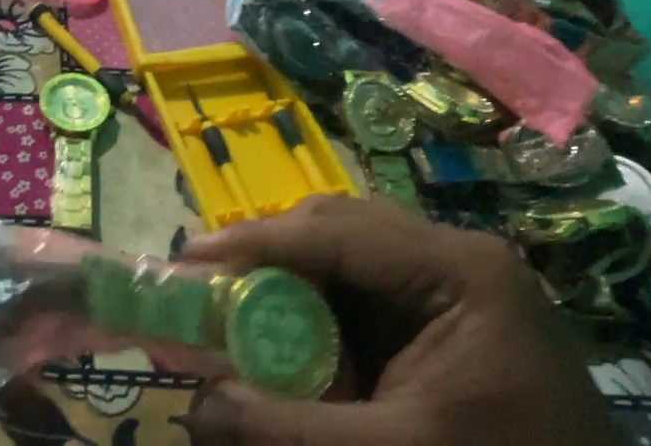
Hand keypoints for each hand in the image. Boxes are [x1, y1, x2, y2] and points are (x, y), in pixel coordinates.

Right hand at [180, 195, 621, 445]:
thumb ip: (291, 430)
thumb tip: (195, 407)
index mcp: (461, 270)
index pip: (336, 230)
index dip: (256, 240)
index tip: (189, 256)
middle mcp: (458, 254)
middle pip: (338, 226)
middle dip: (270, 255)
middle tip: (211, 286)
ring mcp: (457, 278)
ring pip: (347, 248)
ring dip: (291, 276)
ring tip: (243, 308)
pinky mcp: (449, 308)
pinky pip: (366, 283)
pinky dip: (321, 303)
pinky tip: (298, 335)